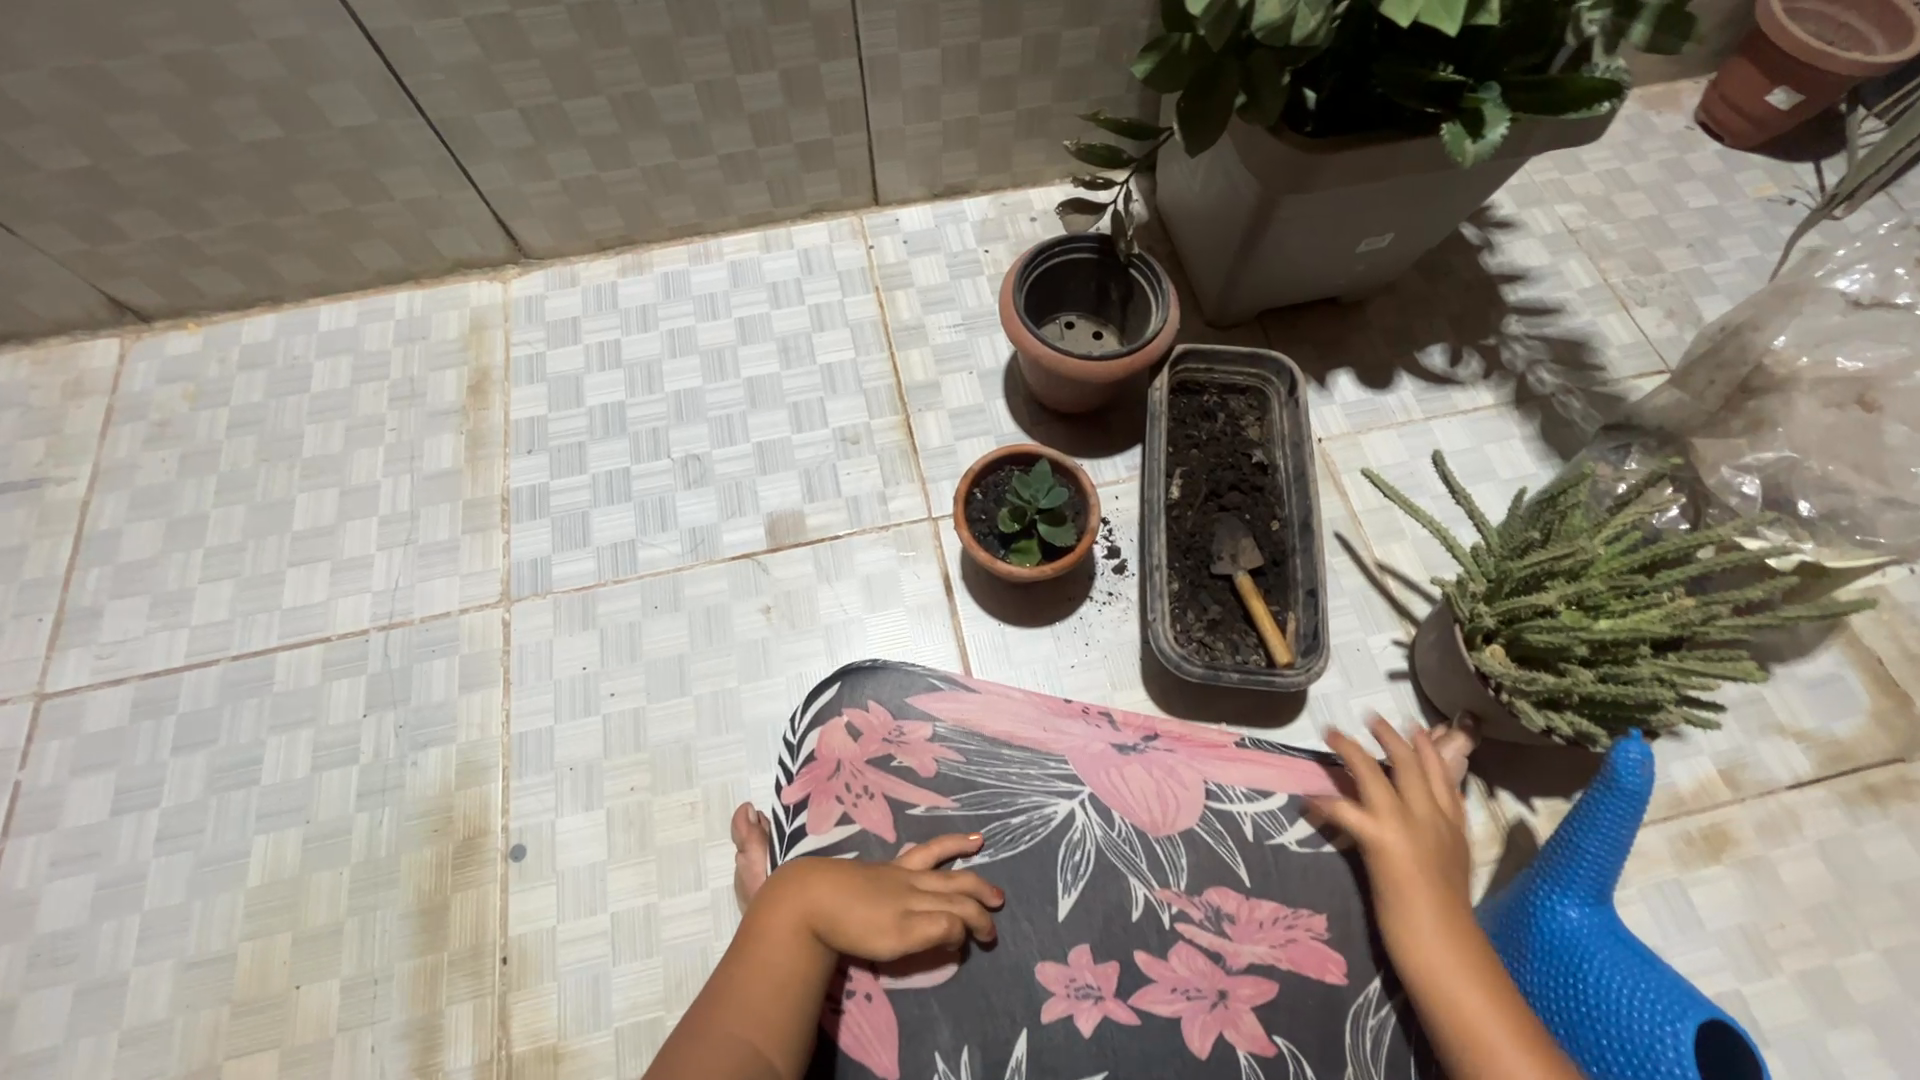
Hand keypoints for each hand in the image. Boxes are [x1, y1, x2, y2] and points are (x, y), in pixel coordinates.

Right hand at [752, 833, 1003, 963]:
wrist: (810, 899)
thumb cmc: (824, 893)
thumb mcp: (859, 886)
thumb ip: (881, 889)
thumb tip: (891, 902)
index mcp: (894, 869)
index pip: (932, 851)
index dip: (957, 845)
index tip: (977, 841)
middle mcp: (907, 881)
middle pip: (955, 879)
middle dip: (980, 887)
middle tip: (998, 898)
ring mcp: (909, 903)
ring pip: (957, 901)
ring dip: (978, 915)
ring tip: (990, 928)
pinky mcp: (906, 927)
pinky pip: (944, 923)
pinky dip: (955, 931)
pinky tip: (958, 942)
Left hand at [1310, 716, 1472, 948]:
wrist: (1446, 943)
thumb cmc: (1446, 914)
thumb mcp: (1453, 865)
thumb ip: (1440, 836)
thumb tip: (1420, 820)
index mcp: (1453, 826)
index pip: (1443, 777)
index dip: (1428, 750)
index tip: (1415, 727)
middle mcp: (1432, 819)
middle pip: (1410, 766)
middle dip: (1390, 737)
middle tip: (1371, 715)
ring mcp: (1406, 826)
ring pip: (1377, 775)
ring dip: (1351, 751)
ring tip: (1331, 732)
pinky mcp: (1381, 840)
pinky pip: (1345, 811)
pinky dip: (1324, 801)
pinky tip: (1306, 796)